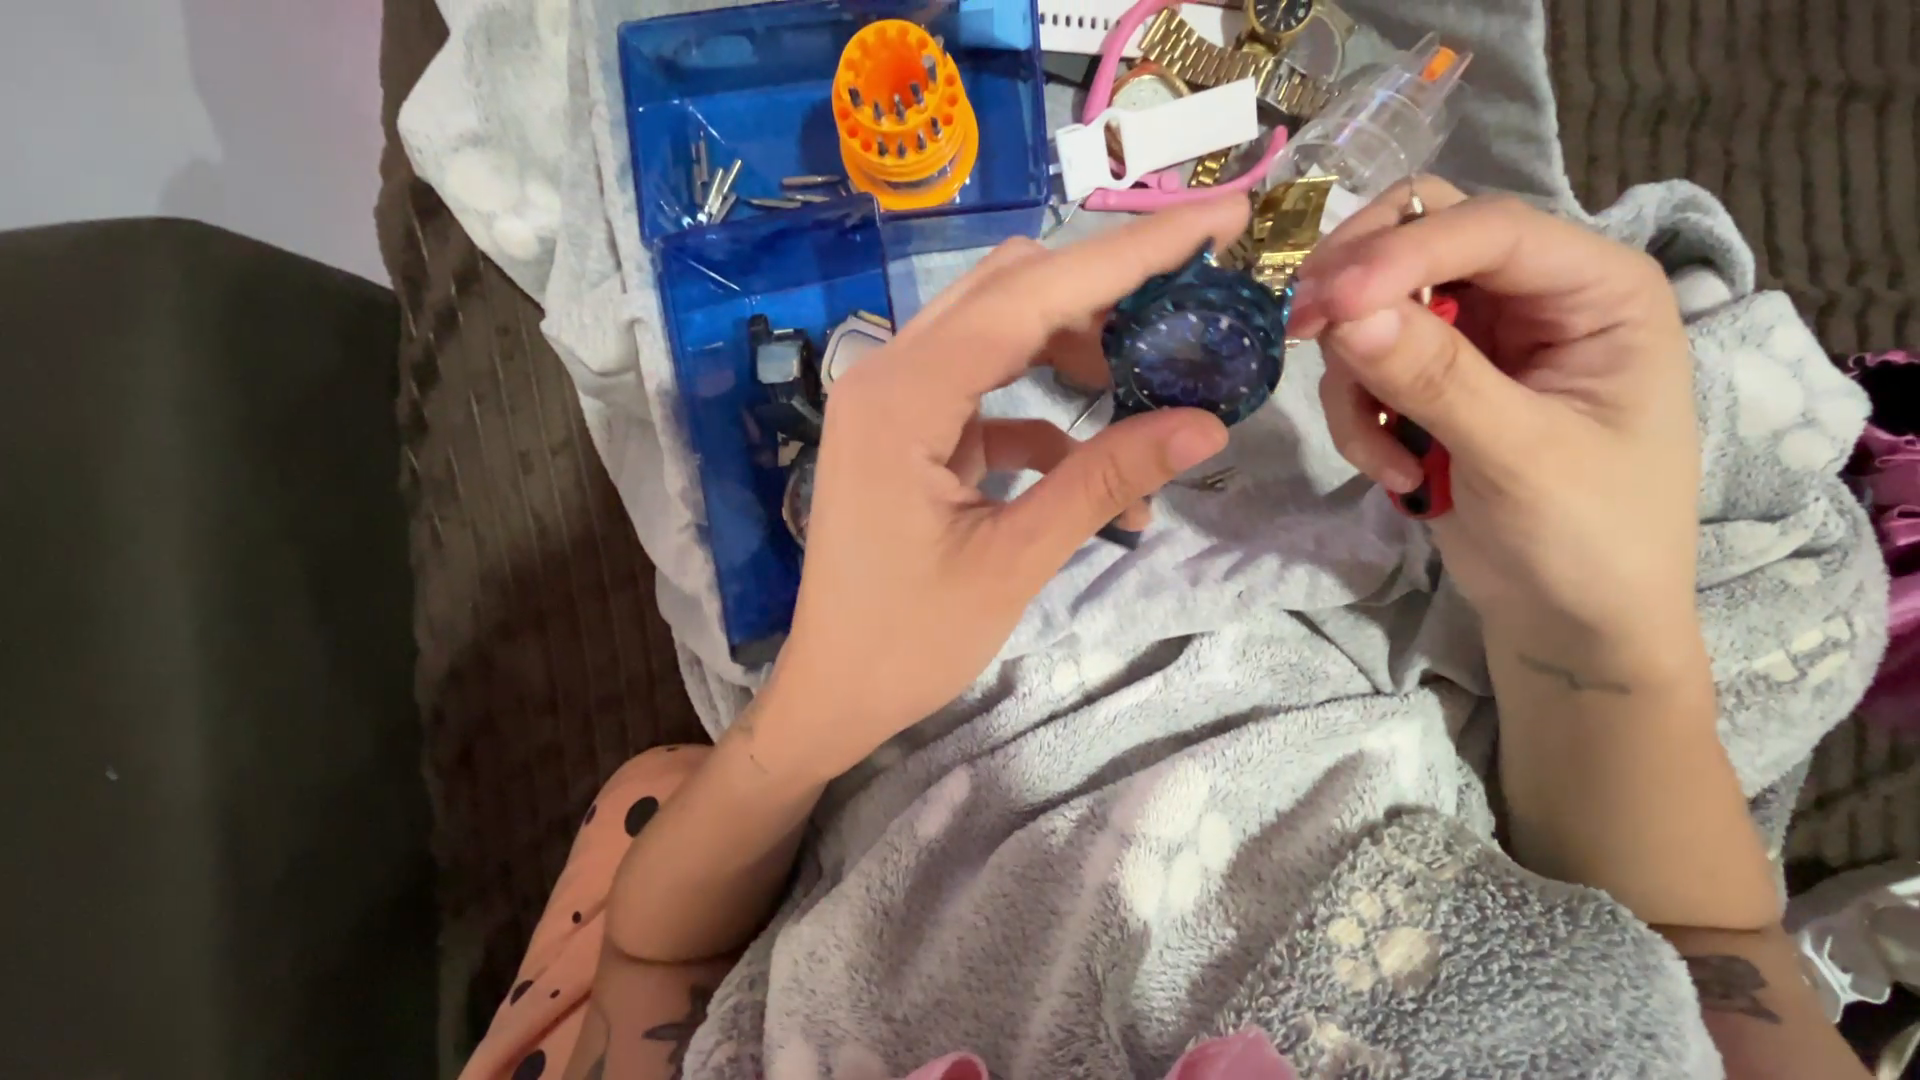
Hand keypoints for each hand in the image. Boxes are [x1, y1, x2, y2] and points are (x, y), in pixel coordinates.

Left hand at [751, 200, 1245, 780]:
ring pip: (998, 333)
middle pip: (1011, 292)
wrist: (834, 690)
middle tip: (1194, 297)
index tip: (1218, 217)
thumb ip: (1104, 482)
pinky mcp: (908, 433)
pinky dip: (1045, 415)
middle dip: (1106, 289)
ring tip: (1153, 377)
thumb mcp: (1014, 561)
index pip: (1030, 294)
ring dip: (1077, 346)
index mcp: (902, 396)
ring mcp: (893, 401)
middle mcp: (888, 375)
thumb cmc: (908, 640)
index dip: (1130, 254)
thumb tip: (1205, 425)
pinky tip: (1098, 463)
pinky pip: (987, 394)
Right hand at [1290, 181, 1700, 667]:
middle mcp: (1534, 297)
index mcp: (1596, 289)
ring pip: (1375, 312)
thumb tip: (1344, 313)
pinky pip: (1363, 370)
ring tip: (1387, 461)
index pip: (1487, 230)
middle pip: (1420, 241)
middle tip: (1302, 334)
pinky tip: (1392, 473)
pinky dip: (1358, 419)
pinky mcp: (1432, 385)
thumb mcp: (1521, 456)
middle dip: (1357, 289)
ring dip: (1357, 385)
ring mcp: (1478, 341)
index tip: (1322, 307)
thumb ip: (1436, 378)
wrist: (1570, 620)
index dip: (1400, 255)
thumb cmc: (1588, 539)